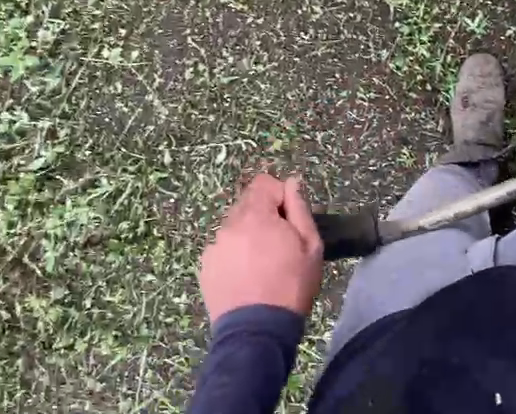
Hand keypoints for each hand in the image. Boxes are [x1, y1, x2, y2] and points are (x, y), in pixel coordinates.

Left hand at [198, 172, 323, 322]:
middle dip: (264, 215)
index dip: (280, 195)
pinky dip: (235, 253)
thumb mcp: (310, 245)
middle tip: (278, 242)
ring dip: (248, 234)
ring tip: (261, 262)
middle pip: (247, 203)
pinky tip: (246, 275)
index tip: (289, 219)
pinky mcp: (205, 267)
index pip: (264, 183)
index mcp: (255, 216)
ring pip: (235, 226)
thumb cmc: (290, 286)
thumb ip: (299, 209)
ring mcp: (214, 247)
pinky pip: (223, 247)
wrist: (256, 333)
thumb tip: (292, 182)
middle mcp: (229, 225)